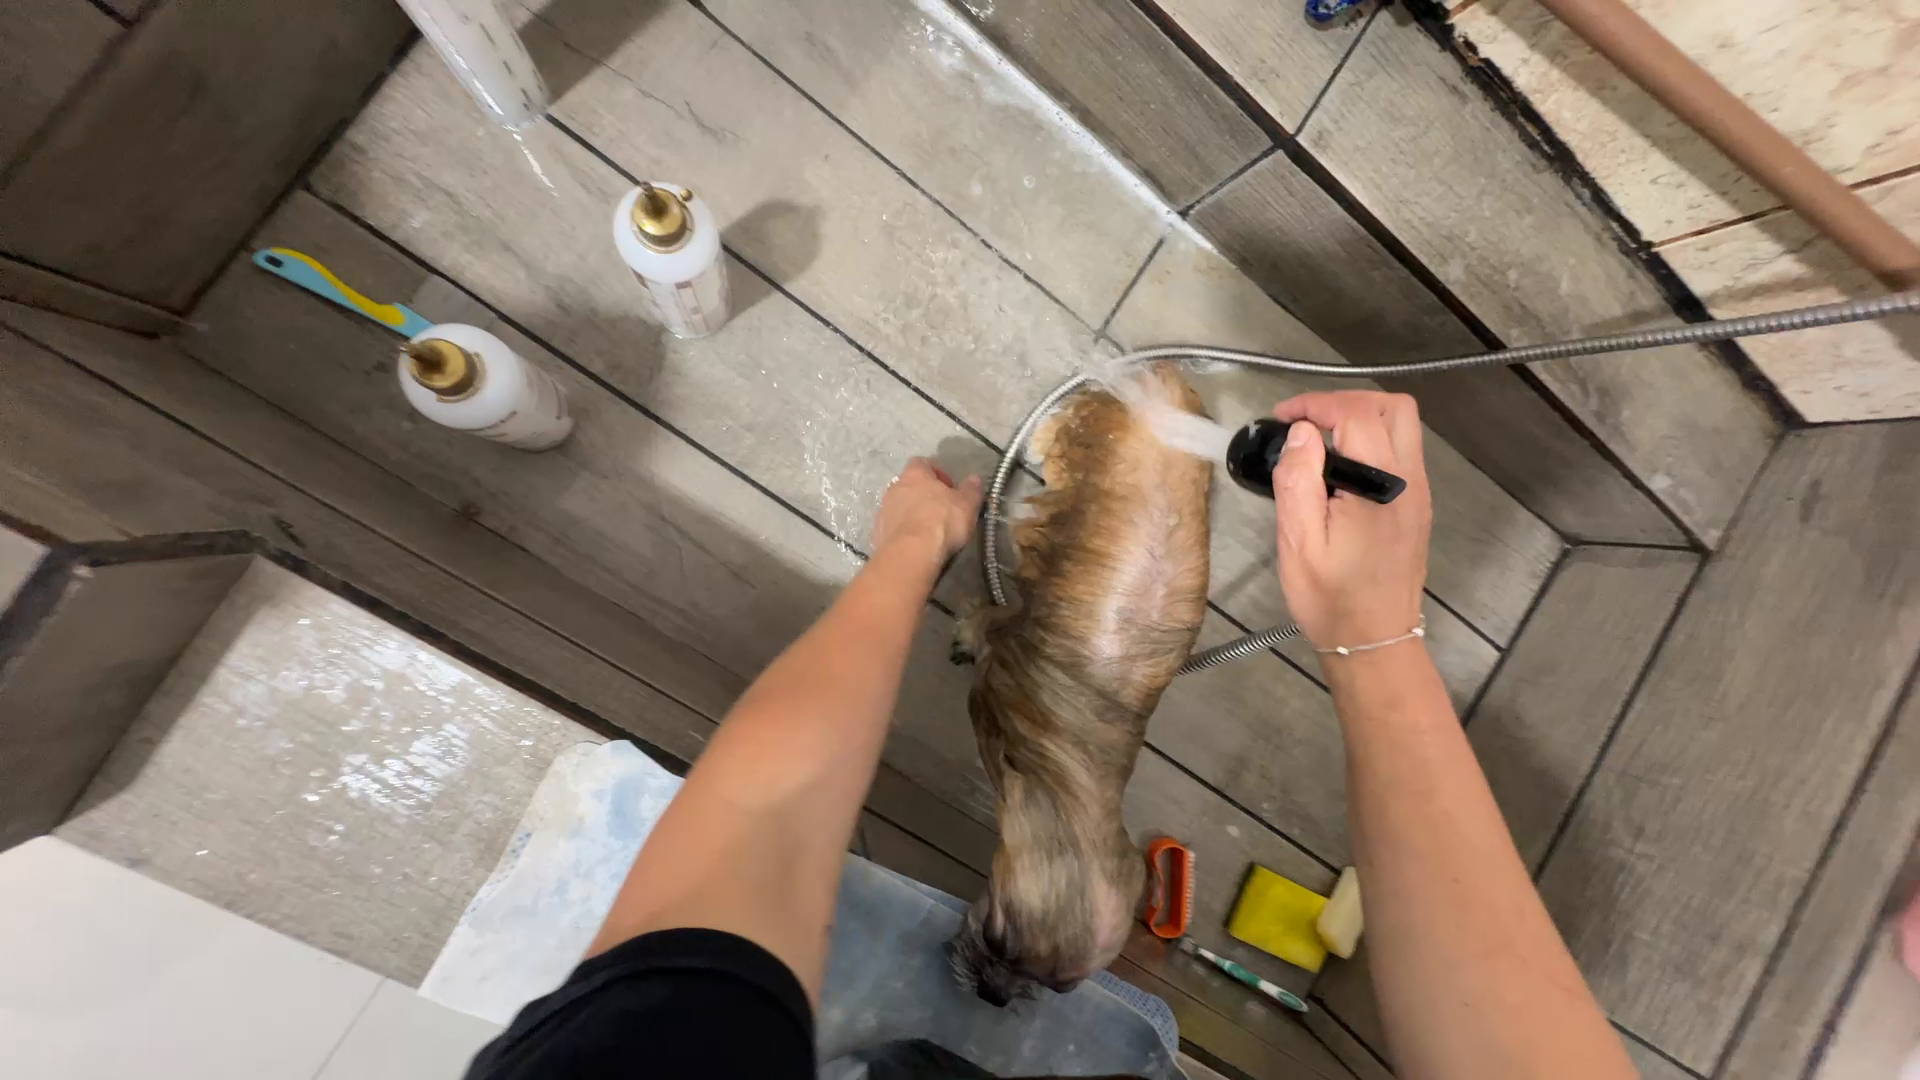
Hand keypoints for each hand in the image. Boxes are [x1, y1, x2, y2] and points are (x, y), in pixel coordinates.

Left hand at [871, 457, 983, 562]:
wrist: (911, 553)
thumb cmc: (942, 521)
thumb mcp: (967, 504)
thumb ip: (971, 489)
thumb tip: (974, 478)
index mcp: (915, 474)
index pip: (922, 463)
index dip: (936, 473)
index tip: (949, 488)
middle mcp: (895, 487)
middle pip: (909, 485)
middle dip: (923, 495)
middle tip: (941, 510)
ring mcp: (883, 510)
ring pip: (899, 506)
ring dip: (912, 513)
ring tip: (928, 530)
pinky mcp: (878, 532)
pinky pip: (892, 526)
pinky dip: (903, 531)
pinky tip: (915, 544)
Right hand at [1271, 392, 1432, 651]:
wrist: (1372, 640)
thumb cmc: (1329, 596)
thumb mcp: (1298, 540)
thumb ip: (1298, 480)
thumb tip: (1301, 434)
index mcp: (1381, 486)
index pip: (1357, 414)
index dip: (1316, 404)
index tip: (1282, 417)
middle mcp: (1411, 481)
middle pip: (1393, 408)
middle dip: (1344, 401)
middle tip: (1303, 422)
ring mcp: (1420, 493)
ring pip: (1402, 427)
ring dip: (1359, 418)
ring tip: (1317, 440)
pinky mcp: (1417, 506)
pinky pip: (1400, 452)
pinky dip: (1369, 440)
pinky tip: (1336, 467)